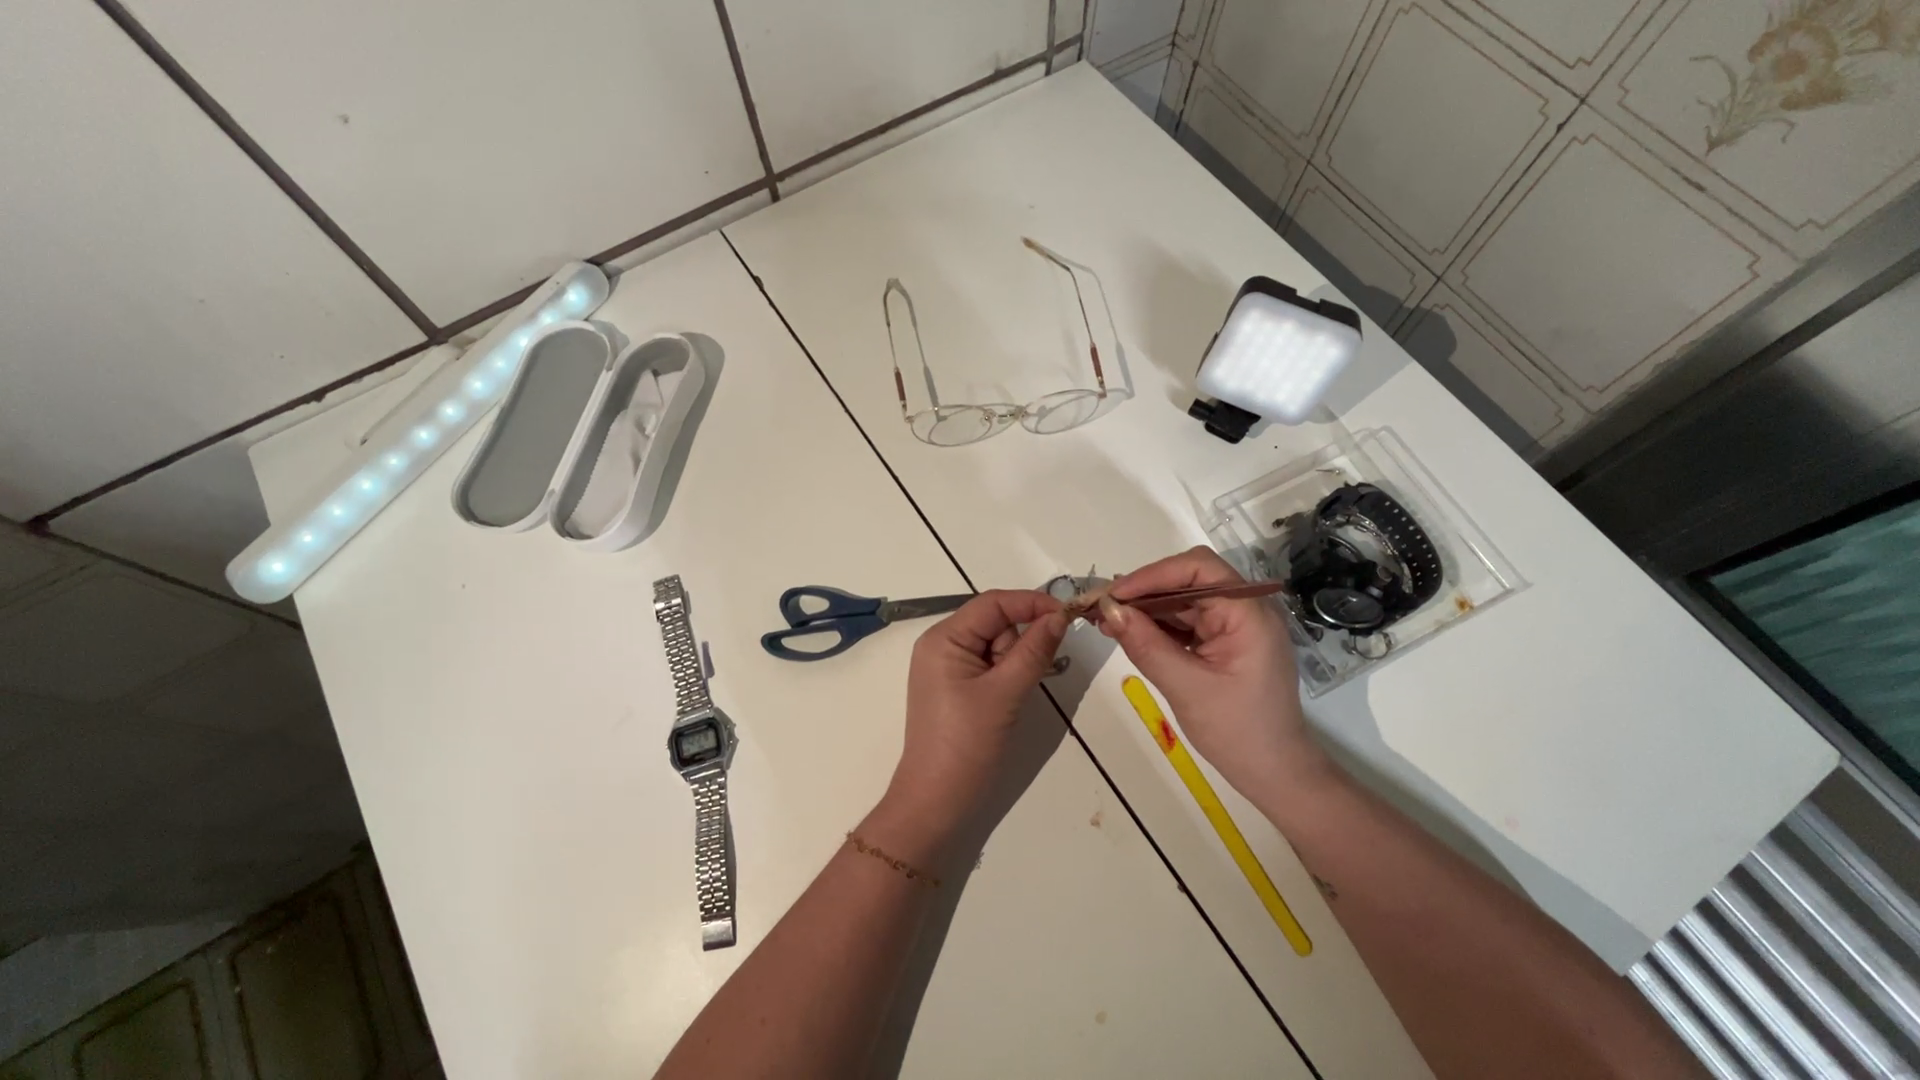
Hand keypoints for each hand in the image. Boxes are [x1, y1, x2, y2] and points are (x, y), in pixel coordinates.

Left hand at [877, 591, 1067, 858]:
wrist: (936, 799)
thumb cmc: (966, 744)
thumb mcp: (1005, 693)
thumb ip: (1034, 650)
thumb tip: (1060, 615)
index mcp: (943, 638)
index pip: (993, 603)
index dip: (1031, 603)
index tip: (1069, 615)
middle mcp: (941, 644)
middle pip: (995, 621)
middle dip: (1020, 640)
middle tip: (1025, 678)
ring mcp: (947, 667)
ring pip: (996, 644)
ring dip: (1015, 661)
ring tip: (1010, 698)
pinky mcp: (956, 687)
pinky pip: (989, 665)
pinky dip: (1007, 674)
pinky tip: (1008, 699)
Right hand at [1097, 547, 1329, 804]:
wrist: (1273, 772)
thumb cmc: (1237, 731)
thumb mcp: (1185, 687)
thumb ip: (1146, 645)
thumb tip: (1108, 610)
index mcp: (1248, 613)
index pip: (1199, 568)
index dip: (1153, 575)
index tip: (1114, 595)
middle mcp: (1246, 610)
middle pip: (1189, 580)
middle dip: (1144, 591)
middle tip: (1102, 608)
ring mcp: (1236, 626)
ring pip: (1184, 600)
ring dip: (1147, 608)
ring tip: (1107, 621)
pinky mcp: (1226, 642)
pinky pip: (1188, 622)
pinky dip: (1158, 626)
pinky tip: (1130, 634)